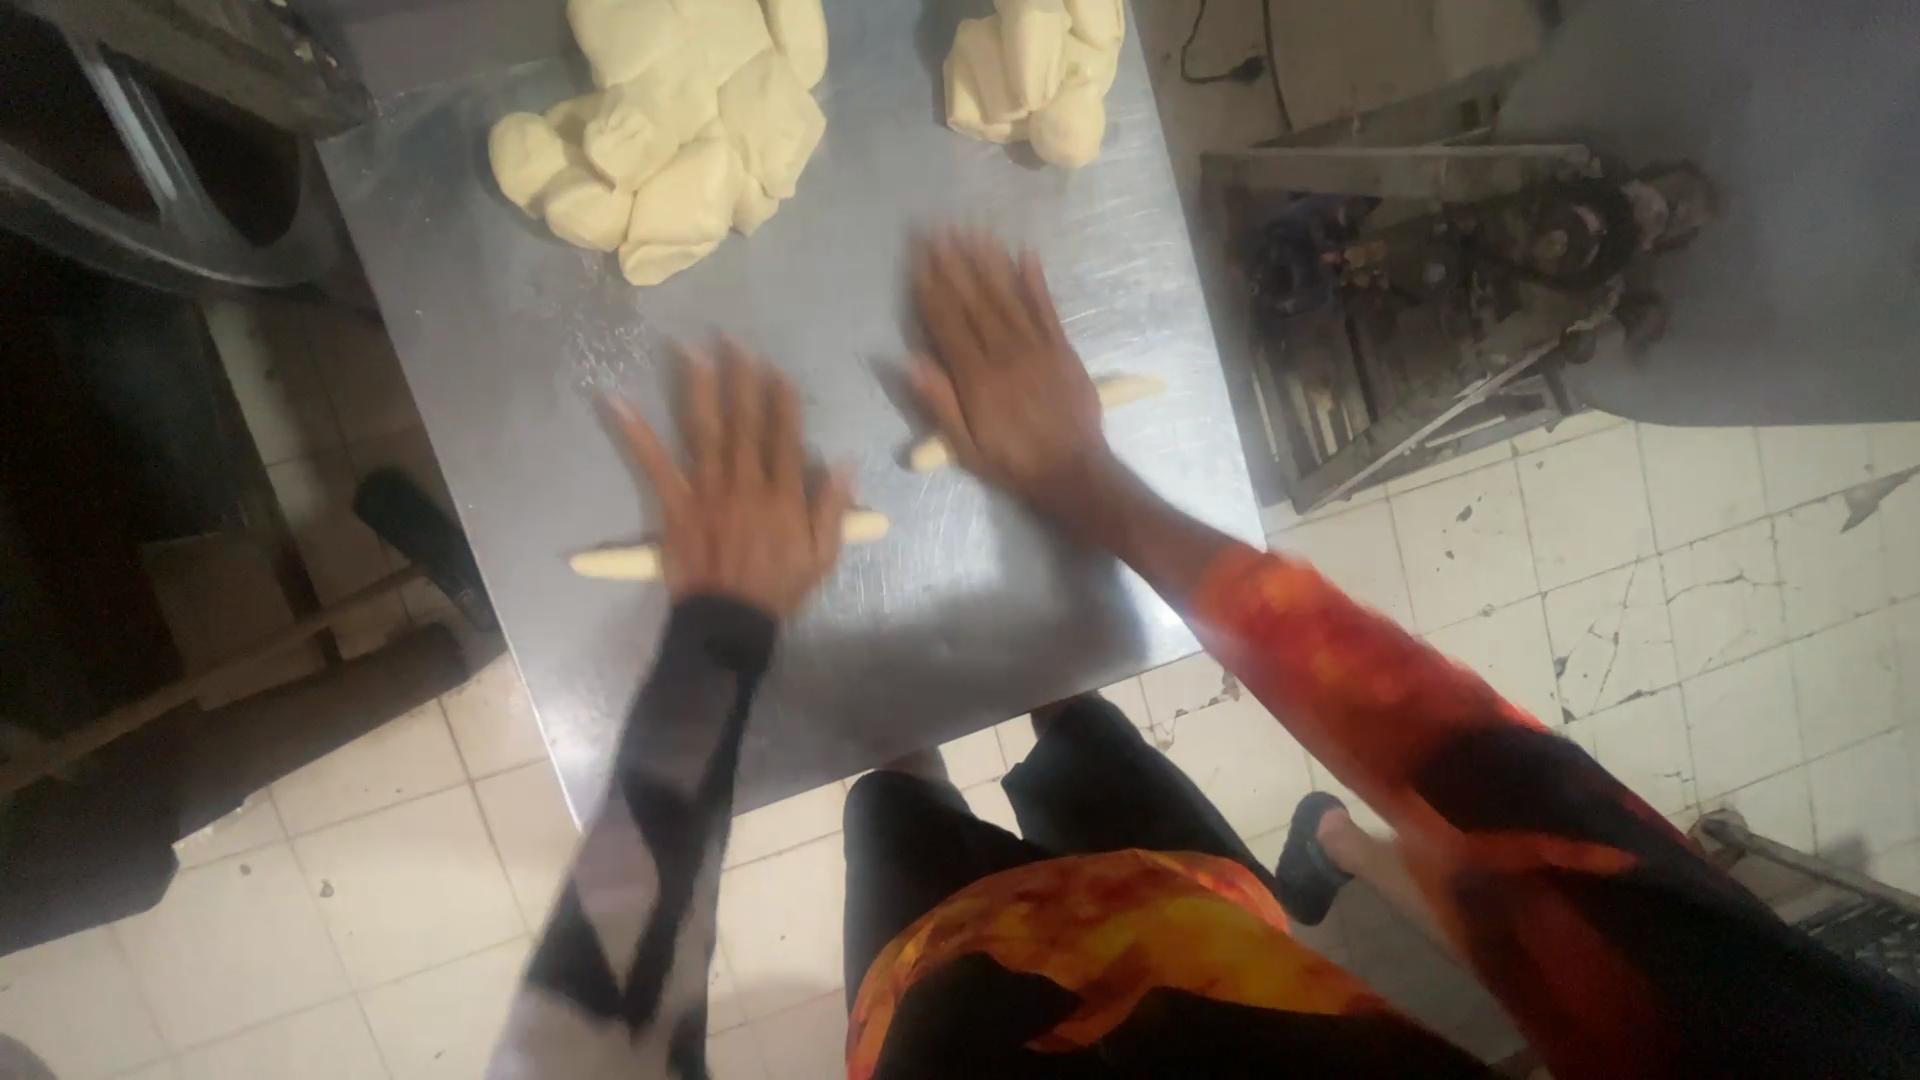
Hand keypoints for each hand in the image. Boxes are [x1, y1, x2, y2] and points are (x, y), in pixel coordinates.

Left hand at [605, 339, 852, 617]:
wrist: (729, 620)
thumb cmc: (779, 587)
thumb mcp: (824, 555)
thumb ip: (834, 508)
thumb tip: (845, 462)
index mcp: (782, 495)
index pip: (784, 437)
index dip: (782, 401)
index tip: (777, 369)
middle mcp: (745, 483)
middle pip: (744, 423)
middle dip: (740, 379)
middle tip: (734, 341)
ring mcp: (708, 491)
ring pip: (705, 432)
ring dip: (698, 389)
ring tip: (693, 351)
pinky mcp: (675, 505)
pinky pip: (655, 465)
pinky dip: (636, 433)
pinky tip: (618, 401)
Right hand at [909, 228, 1118, 515]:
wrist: (1072, 470)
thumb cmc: (1012, 462)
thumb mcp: (965, 445)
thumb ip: (939, 402)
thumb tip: (910, 361)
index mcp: (976, 378)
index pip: (947, 323)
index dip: (932, 288)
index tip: (919, 257)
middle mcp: (1004, 353)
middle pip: (975, 301)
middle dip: (955, 263)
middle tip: (940, 229)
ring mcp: (1037, 348)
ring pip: (1008, 296)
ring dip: (989, 262)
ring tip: (973, 230)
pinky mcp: (1062, 349)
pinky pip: (1047, 309)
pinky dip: (1035, 281)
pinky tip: (1025, 255)